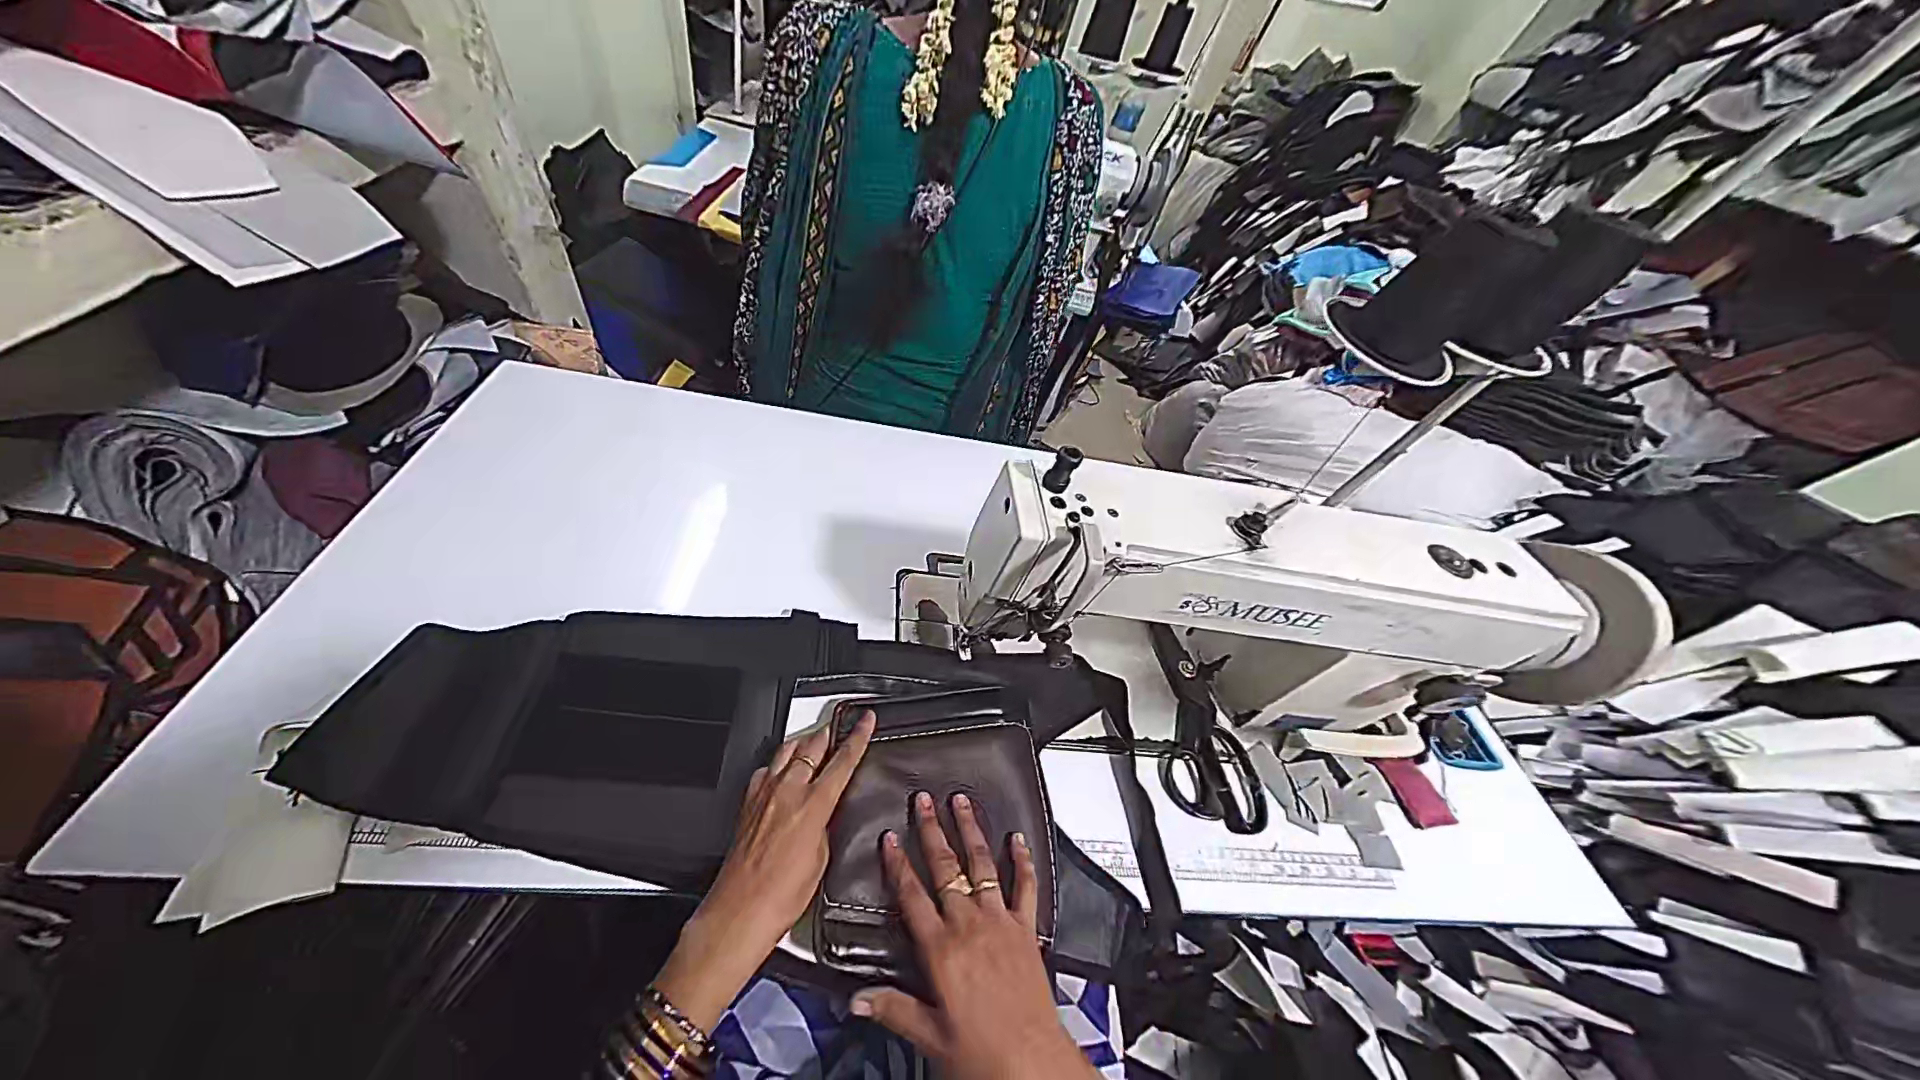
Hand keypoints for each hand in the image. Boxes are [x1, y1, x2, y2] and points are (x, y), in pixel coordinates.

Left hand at [654, 711, 875, 1030]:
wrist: (738, 914)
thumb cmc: (779, 897)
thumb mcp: (821, 859)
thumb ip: (825, 824)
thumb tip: (825, 811)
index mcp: (812, 805)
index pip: (842, 760)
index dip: (858, 736)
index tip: (866, 720)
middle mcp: (786, 793)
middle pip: (812, 746)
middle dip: (829, 731)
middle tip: (840, 724)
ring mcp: (763, 796)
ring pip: (785, 752)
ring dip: (803, 742)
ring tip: (813, 739)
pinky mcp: (747, 805)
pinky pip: (764, 771)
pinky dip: (776, 764)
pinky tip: (780, 770)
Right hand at [852, 793, 1098, 1079]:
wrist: (1032, 1064)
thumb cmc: (982, 1054)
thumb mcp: (928, 1035)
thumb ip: (893, 1008)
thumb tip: (858, 999)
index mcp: (941, 950)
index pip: (911, 895)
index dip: (898, 863)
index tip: (891, 837)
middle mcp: (969, 927)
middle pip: (945, 867)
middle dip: (932, 830)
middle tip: (924, 802)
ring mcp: (1000, 922)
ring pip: (982, 864)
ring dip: (970, 830)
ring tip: (962, 802)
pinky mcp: (1026, 929)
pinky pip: (1025, 886)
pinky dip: (1022, 860)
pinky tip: (1017, 839)